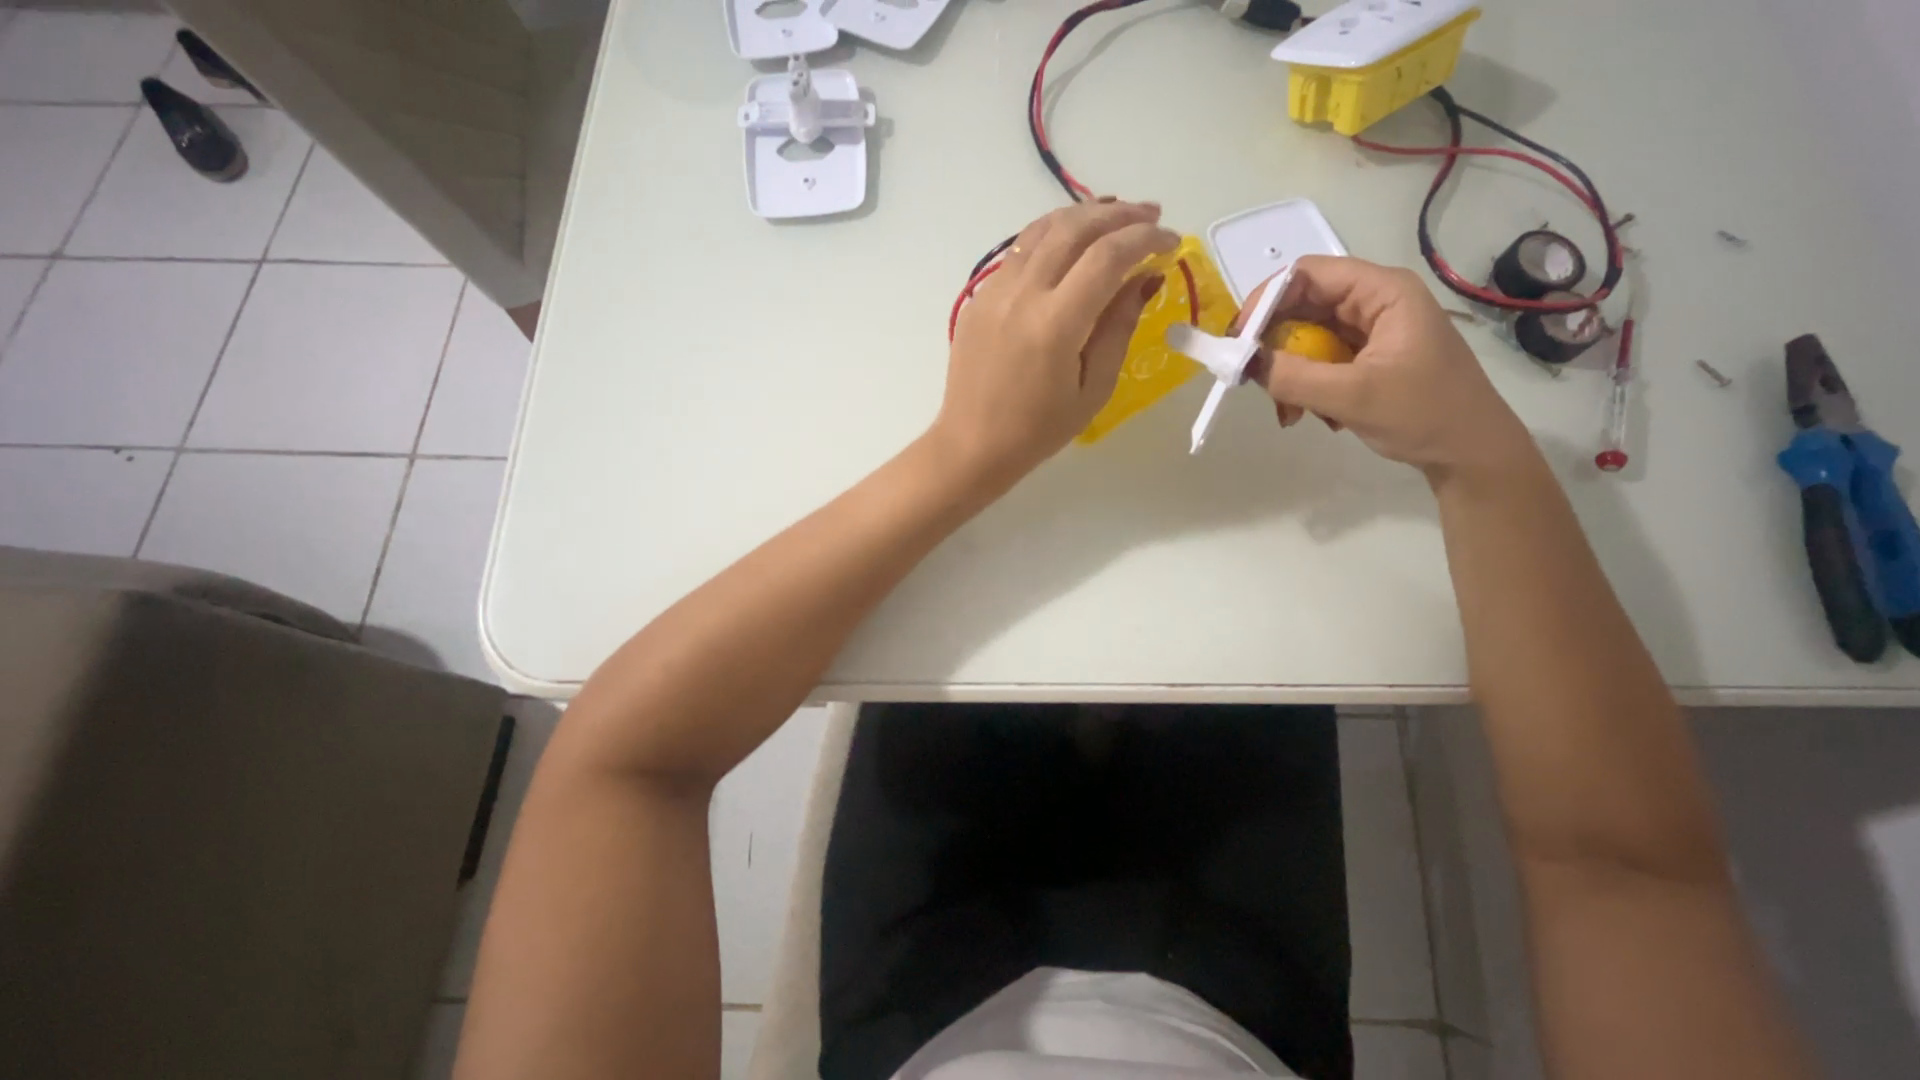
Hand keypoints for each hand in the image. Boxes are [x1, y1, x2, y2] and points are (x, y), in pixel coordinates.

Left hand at [931, 200, 1178, 486]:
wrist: (972, 444)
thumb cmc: (1039, 429)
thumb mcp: (1094, 388)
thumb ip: (1119, 327)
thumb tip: (1145, 278)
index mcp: (1055, 323)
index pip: (1107, 257)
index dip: (1146, 239)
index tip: (1172, 242)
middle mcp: (1022, 294)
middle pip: (1074, 229)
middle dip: (1119, 215)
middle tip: (1151, 214)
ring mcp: (994, 291)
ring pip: (1042, 230)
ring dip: (1083, 215)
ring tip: (1115, 214)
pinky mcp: (980, 297)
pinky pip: (1019, 251)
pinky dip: (1052, 235)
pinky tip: (1071, 242)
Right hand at [1238, 256, 1535, 482]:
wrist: (1473, 455)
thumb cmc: (1423, 415)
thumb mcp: (1352, 396)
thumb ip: (1292, 376)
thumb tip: (1242, 361)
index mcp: (1383, 291)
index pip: (1307, 274)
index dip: (1266, 301)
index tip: (1239, 340)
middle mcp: (1376, 302)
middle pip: (1303, 306)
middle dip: (1275, 345)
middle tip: (1256, 382)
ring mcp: (1373, 331)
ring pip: (1307, 337)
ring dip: (1289, 373)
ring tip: (1289, 412)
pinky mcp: (1369, 358)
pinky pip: (1321, 361)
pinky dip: (1306, 386)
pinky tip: (1310, 415)